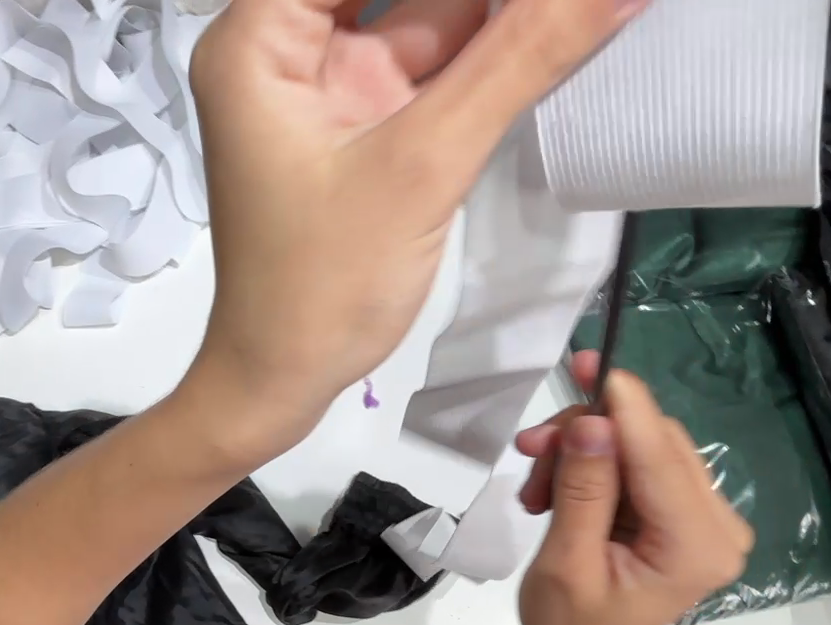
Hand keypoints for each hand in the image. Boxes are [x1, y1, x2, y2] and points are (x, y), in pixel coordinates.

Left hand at [180, 0, 645, 451]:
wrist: (281, 380)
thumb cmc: (321, 285)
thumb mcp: (422, 163)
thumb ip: (525, 53)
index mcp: (259, 38)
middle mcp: (285, 47)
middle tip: (565, 0)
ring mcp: (328, 89)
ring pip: (430, 9)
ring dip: (503, 10)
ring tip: (571, 10)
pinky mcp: (364, 128)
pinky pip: (438, 63)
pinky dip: (496, 47)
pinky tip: (558, 26)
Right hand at [516, 354, 753, 624]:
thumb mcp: (564, 562)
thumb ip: (582, 492)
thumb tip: (591, 425)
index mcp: (695, 546)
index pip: (659, 458)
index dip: (623, 407)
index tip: (591, 364)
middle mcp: (717, 526)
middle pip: (655, 444)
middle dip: (587, 436)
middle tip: (526, 449)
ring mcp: (705, 520)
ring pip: (644, 449)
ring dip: (583, 453)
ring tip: (535, 488)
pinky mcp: (684, 516)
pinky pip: (640, 467)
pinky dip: (593, 468)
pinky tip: (557, 489)